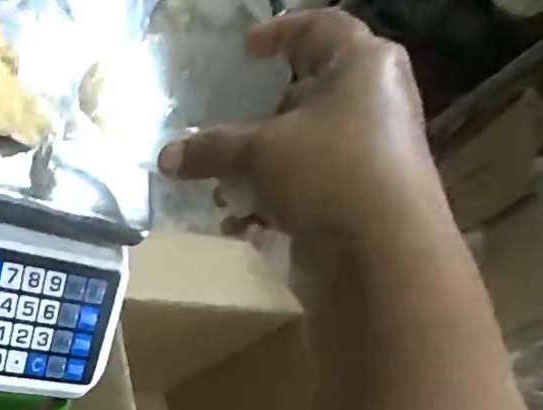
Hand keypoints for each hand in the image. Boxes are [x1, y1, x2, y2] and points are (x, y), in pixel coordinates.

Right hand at [157, 11, 448, 245]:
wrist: (375, 246)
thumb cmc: (327, 173)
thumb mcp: (259, 153)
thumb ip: (211, 149)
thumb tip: (167, 155)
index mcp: (361, 67)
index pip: (320, 28)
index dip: (280, 32)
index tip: (244, 49)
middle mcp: (367, 102)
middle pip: (302, 98)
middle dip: (255, 122)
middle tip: (219, 136)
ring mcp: (359, 152)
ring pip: (293, 151)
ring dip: (253, 172)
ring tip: (222, 193)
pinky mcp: (346, 197)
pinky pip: (297, 190)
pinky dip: (266, 205)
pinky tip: (240, 225)